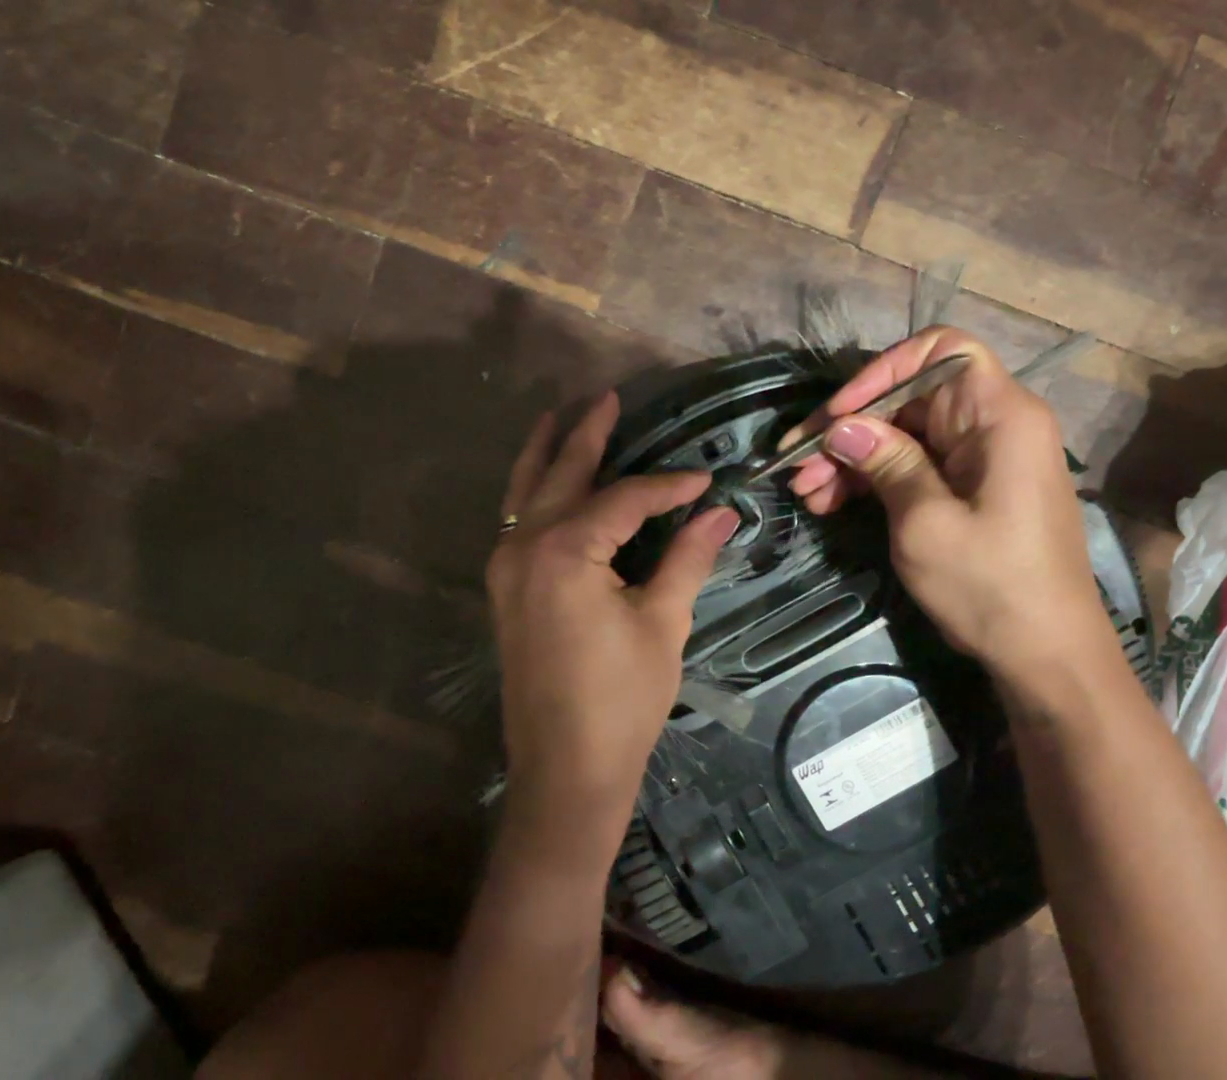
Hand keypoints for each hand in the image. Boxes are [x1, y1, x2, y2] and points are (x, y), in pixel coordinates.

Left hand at [487, 392, 740, 815]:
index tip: (706, 480)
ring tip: (561, 419)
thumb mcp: (662, 624)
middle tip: (606, 397)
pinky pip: (517, 524)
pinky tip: (551, 488)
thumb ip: (686, 559)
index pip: (624, 498)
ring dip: (545, 455)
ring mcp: (506, 571)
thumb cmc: (620, 699)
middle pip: (558, 476)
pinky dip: (534, 496)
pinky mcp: (505, 594)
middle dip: (585, 435)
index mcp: (565, 551)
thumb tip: (721, 513)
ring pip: (524, 496)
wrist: (565, 770)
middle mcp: (524, 548)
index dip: (668, 485)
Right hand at [784, 327, 1110, 679]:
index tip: (840, 415)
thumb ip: (884, 462)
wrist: (1045, 655)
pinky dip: (873, 479)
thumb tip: (840, 426)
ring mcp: (980, 459)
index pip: (941, 351)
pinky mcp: (968, 490)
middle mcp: (994, 424)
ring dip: (851, 457)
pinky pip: (914, 465)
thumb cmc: (990, 585)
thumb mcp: (924, 522)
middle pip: (911, 396)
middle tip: (798, 465)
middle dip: (851, 425)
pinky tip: (831, 503)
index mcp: (1000, 415)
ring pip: (903, 433)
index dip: (883, 371)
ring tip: (806, 492)